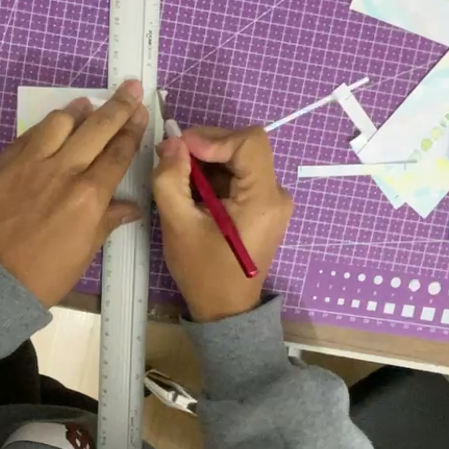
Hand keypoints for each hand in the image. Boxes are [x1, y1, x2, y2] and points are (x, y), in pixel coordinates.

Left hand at [0, 80, 149, 306]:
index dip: (132, 130)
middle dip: (117, 106)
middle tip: (130, 88)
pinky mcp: (1, 165)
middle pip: (95, 129)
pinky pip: (28, 136)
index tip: (141, 111)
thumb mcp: (84, 253)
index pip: (117, 153)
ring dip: (78, 110)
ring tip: (87, 103)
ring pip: (59, 123)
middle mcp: (62, 172)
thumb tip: (130, 207)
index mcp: (88, 196)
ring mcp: (28, 165)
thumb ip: (107, 221)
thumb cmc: (44, 275)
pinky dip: (45, 127)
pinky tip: (52, 125)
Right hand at [153, 126, 292, 321]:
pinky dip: (215, 177)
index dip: (213, 138)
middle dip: (207, 148)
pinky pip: (240, 177)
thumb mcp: (178, 225)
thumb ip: (171, 179)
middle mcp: (276, 194)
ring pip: (240, 160)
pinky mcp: (263, 207)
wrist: (226, 310)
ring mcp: (272, 201)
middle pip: (245, 148)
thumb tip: (172, 143)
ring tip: (179, 180)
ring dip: (208, 163)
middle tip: (172, 160)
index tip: (181, 149)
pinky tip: (193, 192)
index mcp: (263, 198)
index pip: (249, 142)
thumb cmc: (204, 272)